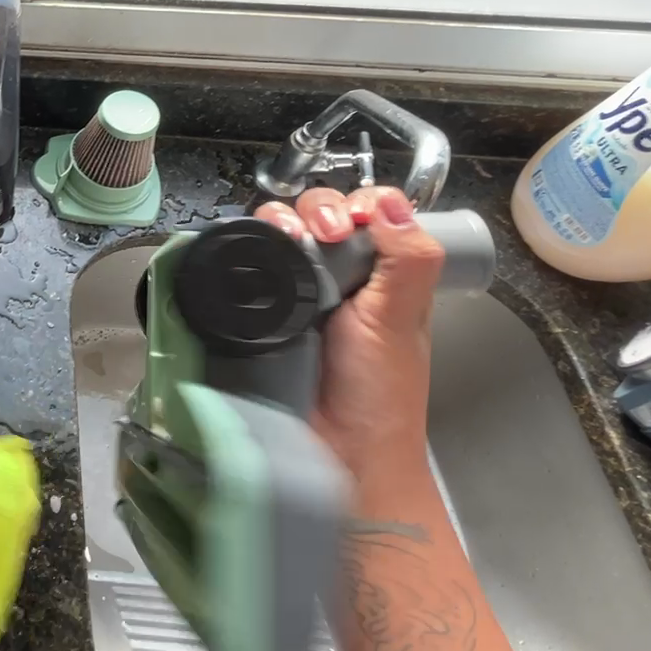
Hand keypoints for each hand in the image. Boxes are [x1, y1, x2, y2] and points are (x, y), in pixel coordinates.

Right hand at [253, 187, 443, 481]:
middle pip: (319, 212)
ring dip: (277, 220)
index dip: (358, 204)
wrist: (335, 448)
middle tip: (323, 234)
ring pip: (278, 230)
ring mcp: (291, 289)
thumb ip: (407, 262)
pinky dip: (243, 246)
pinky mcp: (255, 305)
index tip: (351, 225)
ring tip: (282, 240)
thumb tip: (391, 202)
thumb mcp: (402, 321)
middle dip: (317, 209)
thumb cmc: (378, 392)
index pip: (369, 211)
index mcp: (380, 272)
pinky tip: (247, 251)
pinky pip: (245, 261)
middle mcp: (334, 274)